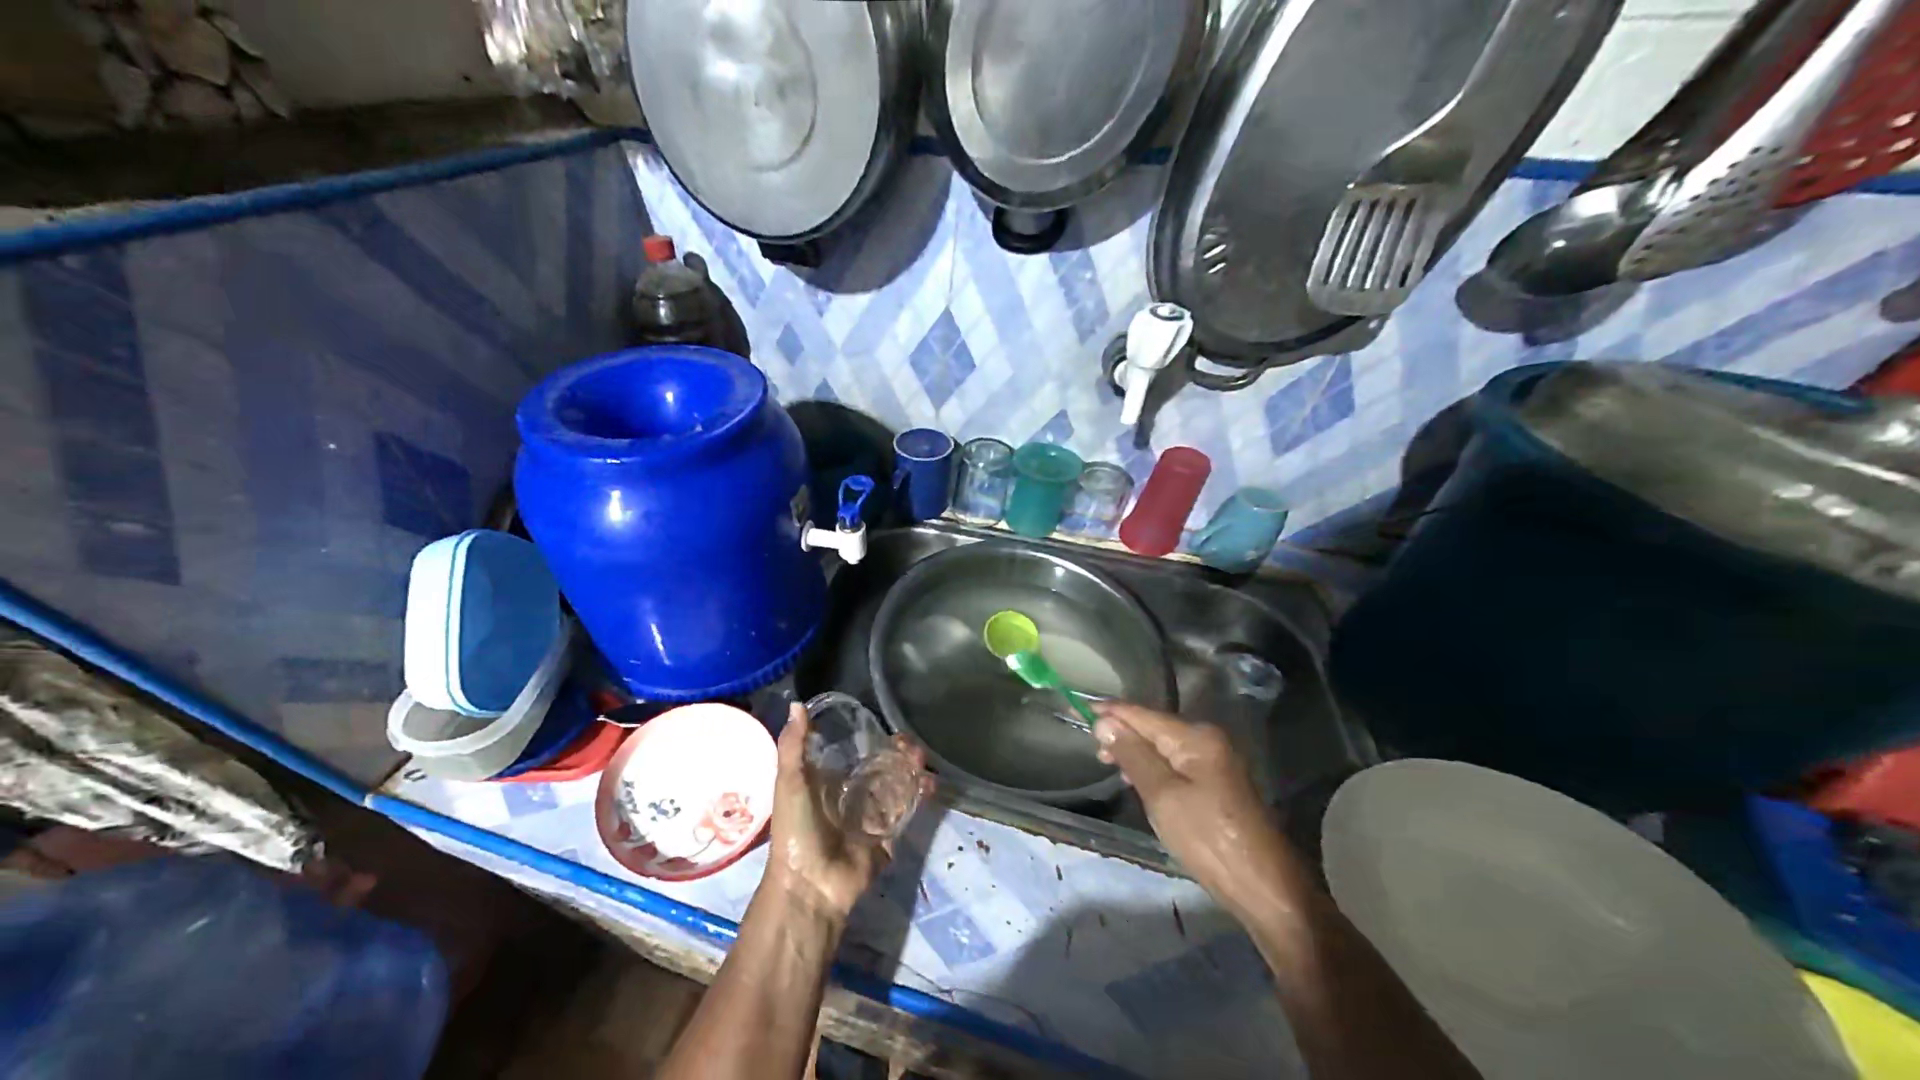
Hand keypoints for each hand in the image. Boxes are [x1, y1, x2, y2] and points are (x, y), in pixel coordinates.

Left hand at [765, 702, 922, 922]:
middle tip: (910, 744)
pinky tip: (930, 783)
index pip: (856, 752)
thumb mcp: (789, 782)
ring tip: (921, 759)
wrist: (810, 884)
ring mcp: (872, 816)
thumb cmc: (796, 829)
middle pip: (882, 766)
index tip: (888, 726)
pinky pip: (908, 811)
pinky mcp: (888, 836)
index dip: (873, 737)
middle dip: (899, 752)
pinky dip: (920, 795)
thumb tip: (797, 704)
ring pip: (898, 785)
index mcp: (829, 782)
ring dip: (912, 769)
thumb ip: (794, 746)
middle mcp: (853, 795)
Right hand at [1093, 701, 1299, 918]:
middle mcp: (1208, 740)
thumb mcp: (1161, 795)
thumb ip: (1132, 755)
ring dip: (1137, 751)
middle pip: (1155, 727)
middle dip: (1124, 733)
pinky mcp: (1218, 783)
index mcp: (1196, 737)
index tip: (1081, 710)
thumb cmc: (1207, 837)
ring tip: (1109, 762)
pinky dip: (1154, 766)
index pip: (1144, 715)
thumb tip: (1105, 723)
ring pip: (1165, 746)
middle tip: (1094, 749)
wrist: (1262, 884)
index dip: (1112, 712)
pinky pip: (1176, 763)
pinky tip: (1139, 779)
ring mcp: (1216, 762)